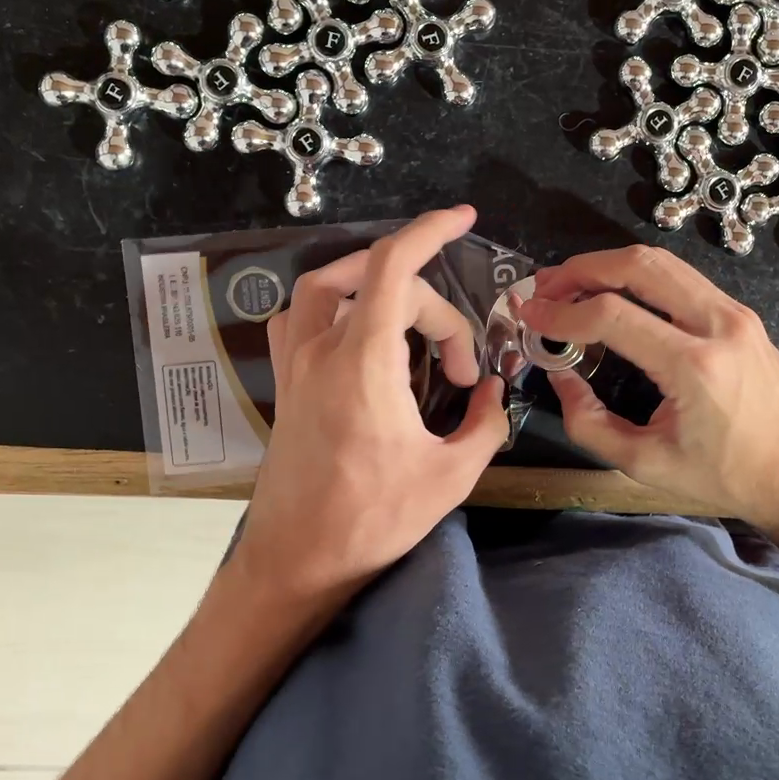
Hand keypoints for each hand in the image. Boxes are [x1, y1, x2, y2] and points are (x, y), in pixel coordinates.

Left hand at [234, 207, 510, 597]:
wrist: (297, 561)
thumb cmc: (374, 519)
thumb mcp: (451, 475)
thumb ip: (484, 423)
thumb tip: (491, 394)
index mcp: (365, 363)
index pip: (393, 267)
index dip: (430, 231)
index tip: (464, 219)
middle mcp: (323, 351)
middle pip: (380, 284)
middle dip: (435, 313)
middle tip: (461, 370)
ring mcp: (297, 365)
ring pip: (324, 286)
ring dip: (372, 283)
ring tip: (413, 313)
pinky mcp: (287, 384)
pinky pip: (301, 317)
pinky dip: (333, 305)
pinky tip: (359, 332)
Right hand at [519, 245, 778, 533]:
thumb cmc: (729, 477)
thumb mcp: (647, 465)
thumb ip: (591, 424)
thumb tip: (561, 378)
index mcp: (694, 366)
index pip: (612, 316)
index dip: (561, 312)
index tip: (529, 315)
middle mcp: (718, 324)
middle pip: (639, 266)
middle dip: (583, 269)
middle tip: (546, 287)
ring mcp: (736, 313)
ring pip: (664, 262)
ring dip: (612, 265)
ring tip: (574, 286)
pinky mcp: (743, 315)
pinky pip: (684, 278)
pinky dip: (642, 276)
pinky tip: (619, 295)